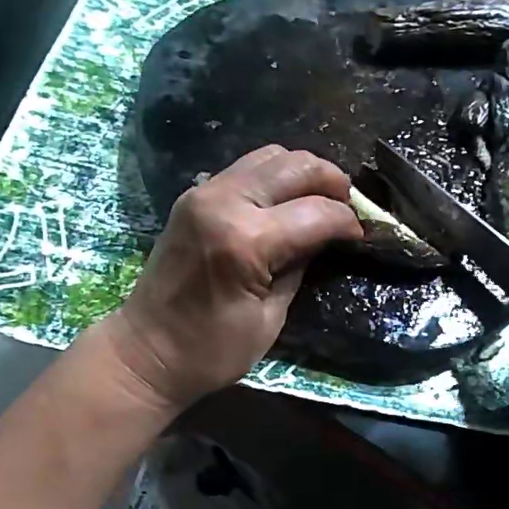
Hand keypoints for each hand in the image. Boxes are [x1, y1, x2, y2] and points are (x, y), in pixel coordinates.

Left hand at [103, 146, 360, 409]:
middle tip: (350, 209)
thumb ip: (301, 265)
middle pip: (297, 166)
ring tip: (322, 201)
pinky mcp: (196, 195)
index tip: (363, 237)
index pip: (317, 212)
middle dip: (333, 183)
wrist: (144, 352)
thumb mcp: (272, 316)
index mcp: (245, 240)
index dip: (349, 222)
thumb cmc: (212, 350)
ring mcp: (205, 193)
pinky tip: (289, 202)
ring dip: (305, 173)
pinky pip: (249, 168)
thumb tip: (329, 237)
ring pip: (272, 156)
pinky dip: (277, 176)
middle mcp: (224, 202)